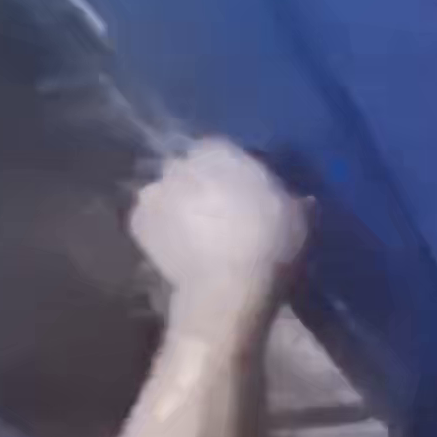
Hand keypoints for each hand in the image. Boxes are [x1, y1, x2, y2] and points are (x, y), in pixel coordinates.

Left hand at [130, 138, 307, 336]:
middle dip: (207, 184)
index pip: (225, 148)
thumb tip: (300, 200)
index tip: (252, 191)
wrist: (228, 288)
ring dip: (185, 204)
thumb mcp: (300, 220)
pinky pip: (156, 217)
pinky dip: (168, 226)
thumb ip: (296, 201)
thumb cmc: (271, 245)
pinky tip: (187, 245)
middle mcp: (180, 163)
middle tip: (229, 212)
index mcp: (221, 154)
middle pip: (193, 167)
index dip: (237, 168)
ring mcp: (153, 191)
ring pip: (171, 191)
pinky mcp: (136, 220)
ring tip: (206, 232)